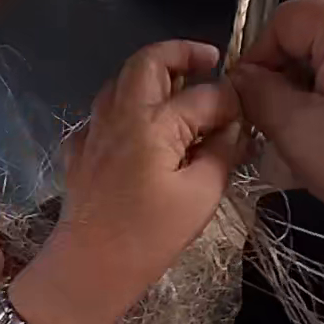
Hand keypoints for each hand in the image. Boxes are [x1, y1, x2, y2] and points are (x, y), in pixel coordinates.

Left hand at [11, 40, 244, 323]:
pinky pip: (103, 114)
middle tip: (208, 62)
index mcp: (152, 123)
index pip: (203, 96)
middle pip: (148, 62)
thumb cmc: (148, 238)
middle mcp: (118, 114)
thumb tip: (233, 128)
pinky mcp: (79, 151)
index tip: (244, 118)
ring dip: (151, 77)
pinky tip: (141, 132)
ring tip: (179, 92)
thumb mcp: (201, 197)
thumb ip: (222, 152)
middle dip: (181, 53)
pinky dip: (126, 109)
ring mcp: (92, 131)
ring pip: (121, 82)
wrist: (88, 269)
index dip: (230, 102)